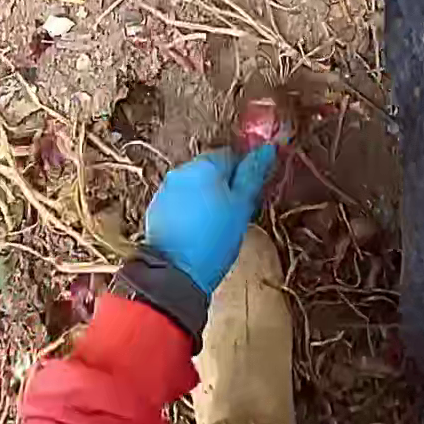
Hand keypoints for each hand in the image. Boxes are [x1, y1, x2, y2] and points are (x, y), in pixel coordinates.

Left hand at [142, 146, 276, 293]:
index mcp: (206, 165)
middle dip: (224, 184)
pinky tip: (197, 230)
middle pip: (211, 168)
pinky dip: (190, 209)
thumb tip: (268, 149)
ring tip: (216, 224)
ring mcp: (166, 189)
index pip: (231, 154)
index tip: (249, 193)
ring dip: (206, 196)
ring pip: (195, 184)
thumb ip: (253, 174)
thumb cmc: (216, 239)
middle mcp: (182, 171)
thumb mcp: (242, 206)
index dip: (244, 172)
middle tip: (235, 210)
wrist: (174, 274)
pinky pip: (180, 200)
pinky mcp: (156, 209)